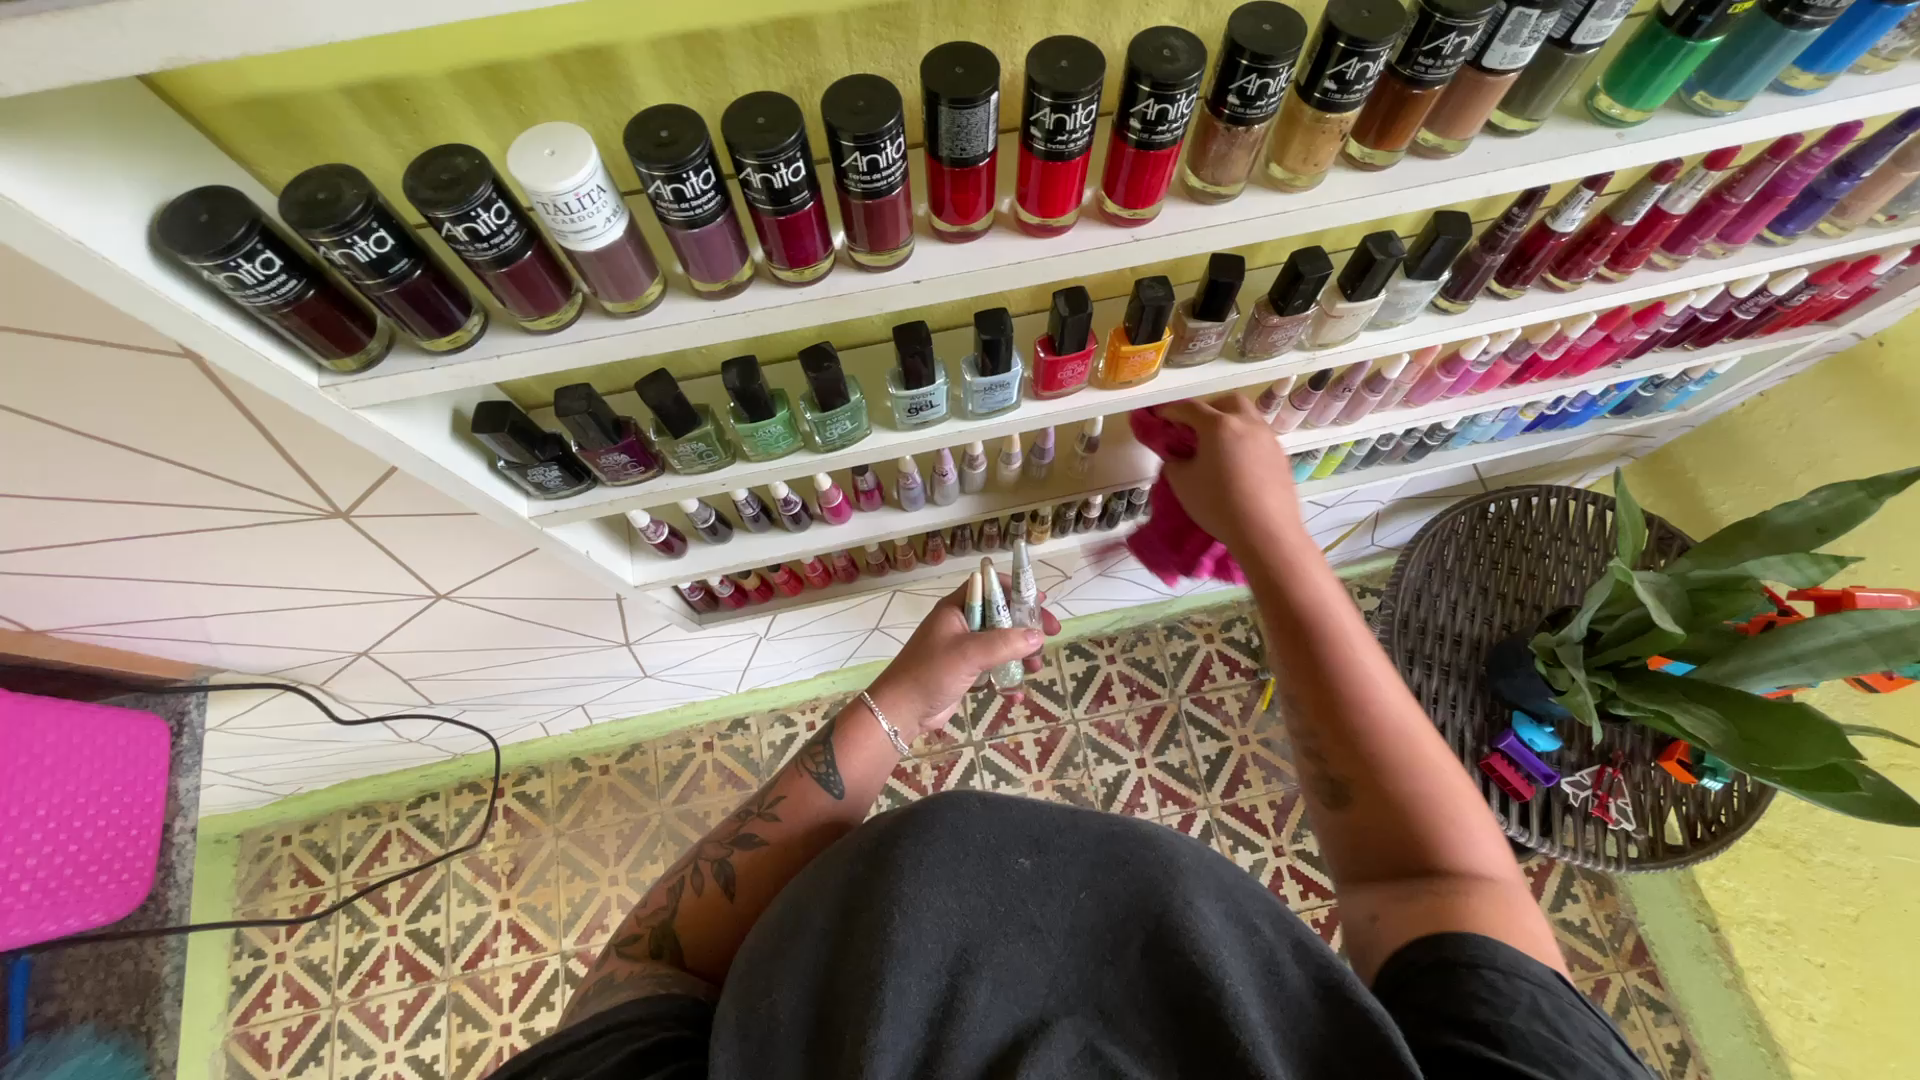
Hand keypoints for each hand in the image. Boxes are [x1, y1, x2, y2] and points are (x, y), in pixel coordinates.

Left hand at [865, 575, 1060, 737]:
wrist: (902, 711)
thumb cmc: (930, 673)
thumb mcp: (969, 654)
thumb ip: (1004, 643)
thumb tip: (1036, 636)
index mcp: (956, 609)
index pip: (989, 586)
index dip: (1015, 589)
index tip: (1039, 601)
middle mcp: (961, 625)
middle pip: (1001, 616)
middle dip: (1026, 626)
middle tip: (1050, 635)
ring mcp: (963, 650)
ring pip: (1001, 644)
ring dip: (1021, 655)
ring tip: (1035, 669)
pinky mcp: (966, 673)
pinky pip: (994, 669)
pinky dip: (1007, 678)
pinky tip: (1016, 693)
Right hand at [1158, 395, 1309, 556]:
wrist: (1265, 532)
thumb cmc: (1217, 505)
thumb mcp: (1182, 484)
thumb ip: (1174, 462)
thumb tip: (1177, 457)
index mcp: (1219, 426)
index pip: (1189, 408)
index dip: (1170, 411)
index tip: (1159, 416)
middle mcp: (1246, 423)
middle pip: (1226, 402)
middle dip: (1208, 408)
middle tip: (1194, 428)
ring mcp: (1268, 438)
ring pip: (1247, 417)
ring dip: (1229, 423)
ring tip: (1216, 447)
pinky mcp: (1281, 456)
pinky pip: (1258, 438)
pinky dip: (1243, 441)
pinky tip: (1236, 465)